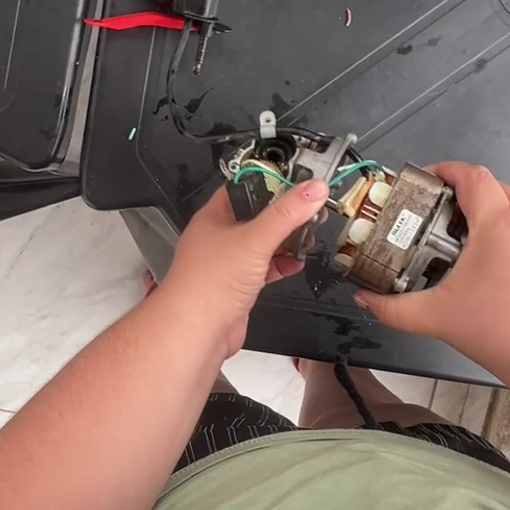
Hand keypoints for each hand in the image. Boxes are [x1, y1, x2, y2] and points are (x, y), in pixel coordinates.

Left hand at [153, 180, 325, 358]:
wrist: (196, 330)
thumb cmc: (206, 284)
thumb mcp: (254, 239)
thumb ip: (286, 214)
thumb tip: (312, 189)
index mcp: (214, 217)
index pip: (243, 187)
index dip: (268, 181)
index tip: (294, 179)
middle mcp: (219, 238)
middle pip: (256, 216)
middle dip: (283, 215)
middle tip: (307, 210)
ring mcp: (228, 263)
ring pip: (262, 244)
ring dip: (285, 241)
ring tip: (306, 237)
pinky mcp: (238, 286)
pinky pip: (264, 269)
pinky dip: (281, 265)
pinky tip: (294, 264)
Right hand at [354, 162, 509, 372]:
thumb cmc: (506, 332)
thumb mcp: (437, 317)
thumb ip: (393, 307)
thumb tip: (367, 298)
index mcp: (498, 224)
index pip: (471, 175)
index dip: (445, 170)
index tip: (426, 180)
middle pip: (491, 185)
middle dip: (461, 191)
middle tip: (435, 211)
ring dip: (485, 209)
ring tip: (459, 234)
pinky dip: (507, 228)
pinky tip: (489, 257)